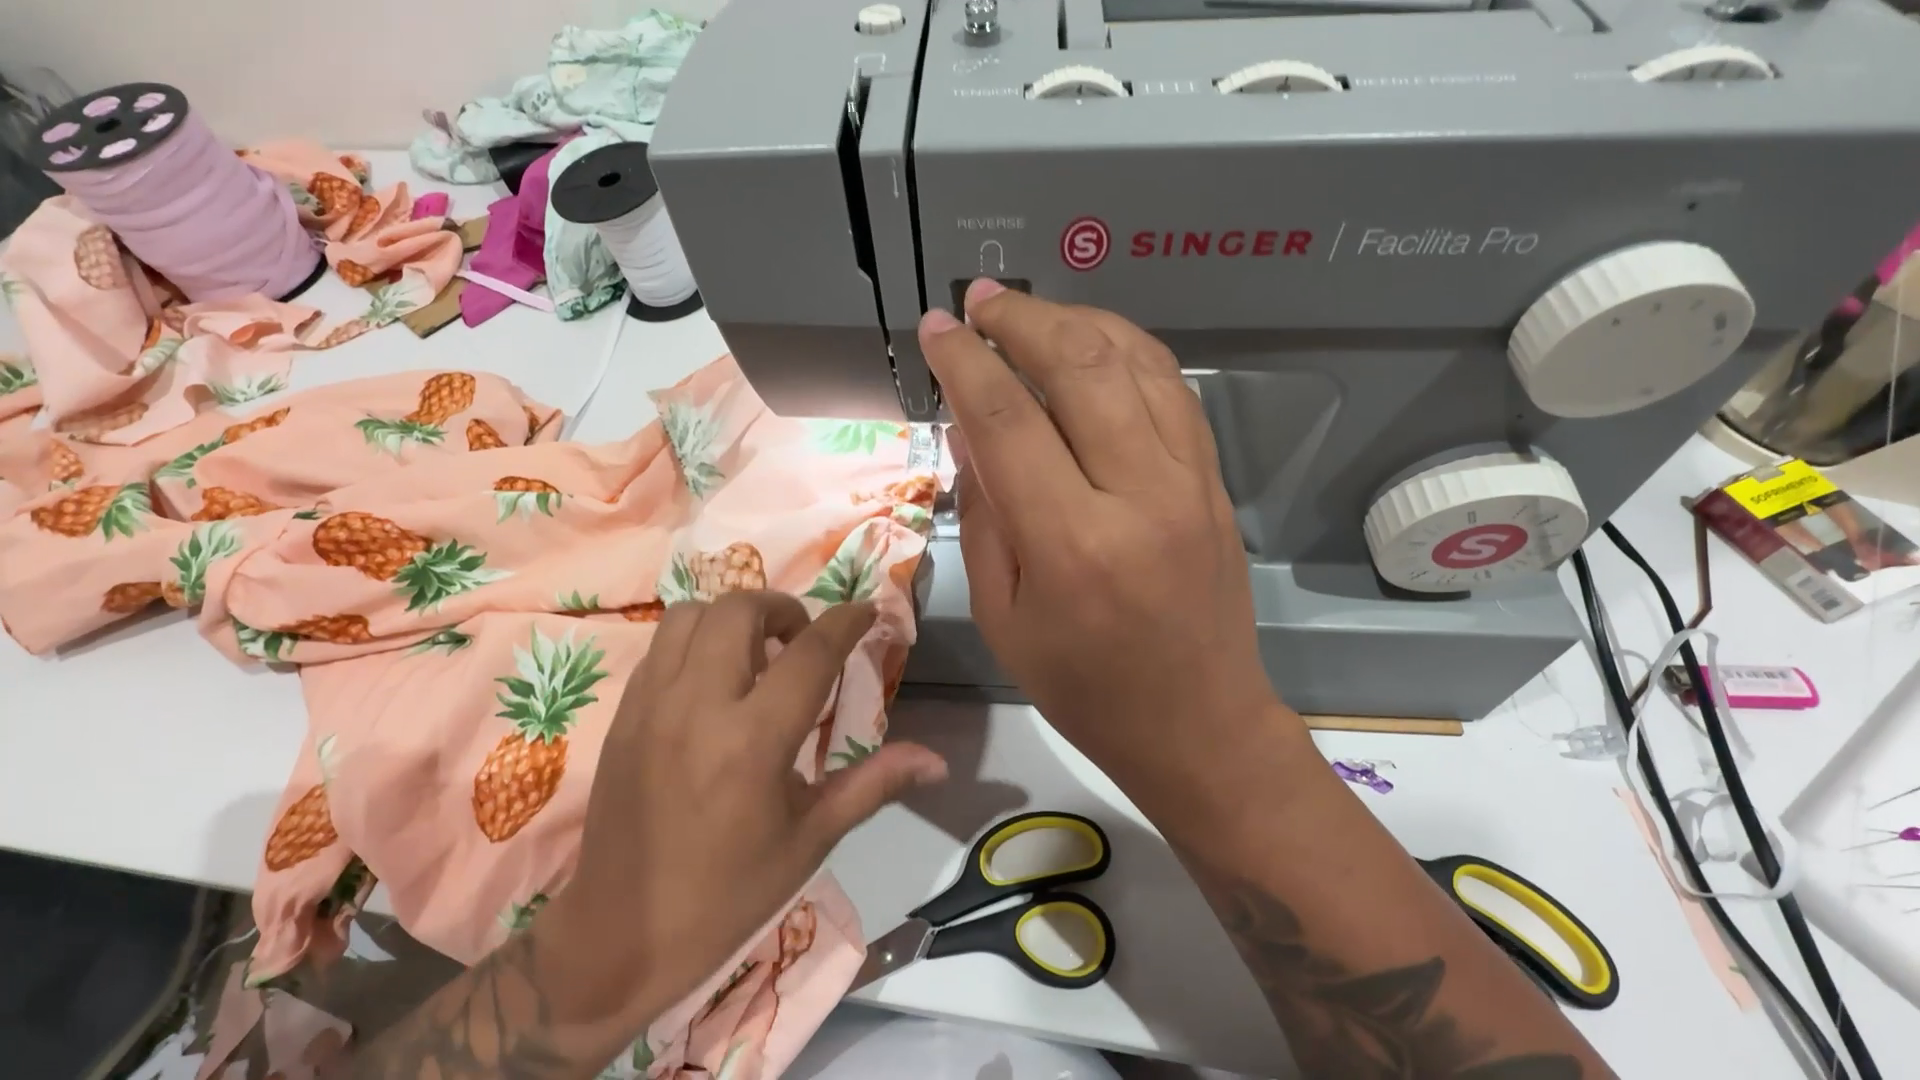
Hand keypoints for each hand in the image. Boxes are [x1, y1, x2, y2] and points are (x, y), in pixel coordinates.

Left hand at [538, 593, 946, 1026]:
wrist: (622, 936)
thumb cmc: (729, 894)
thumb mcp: (811, 840)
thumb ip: (874, 784)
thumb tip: (937, 762)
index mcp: (754, 742)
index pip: (810, 653)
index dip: (845, 622)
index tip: (865, 611)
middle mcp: (698, 707)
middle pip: (740, 610)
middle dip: (783, 608)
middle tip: (803, 639)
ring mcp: (651, 706)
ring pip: (690, 615)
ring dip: (732, 617)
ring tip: (756, 653)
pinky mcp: (622, 716)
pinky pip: (660, 647)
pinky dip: (695, 641)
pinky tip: (714, 680)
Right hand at [918, 280, 1297, 804]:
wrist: (1198, 723)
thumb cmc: (1084, 687)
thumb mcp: (1004, 617)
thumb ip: (984, 515)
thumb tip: (968, 429)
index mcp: (1070, 543)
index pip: (1007, 419)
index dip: (964, 362)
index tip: (935, 327)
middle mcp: (1137, 495)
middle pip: (1078, 366)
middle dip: (1020, 318)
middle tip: (979, 300)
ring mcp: (1188, 481)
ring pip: (1135, 362)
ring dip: (1076, 319)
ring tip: (1030, 310)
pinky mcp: (1214, 480)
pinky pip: (1173, 388)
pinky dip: (1129, 349)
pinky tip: (1093, 342)